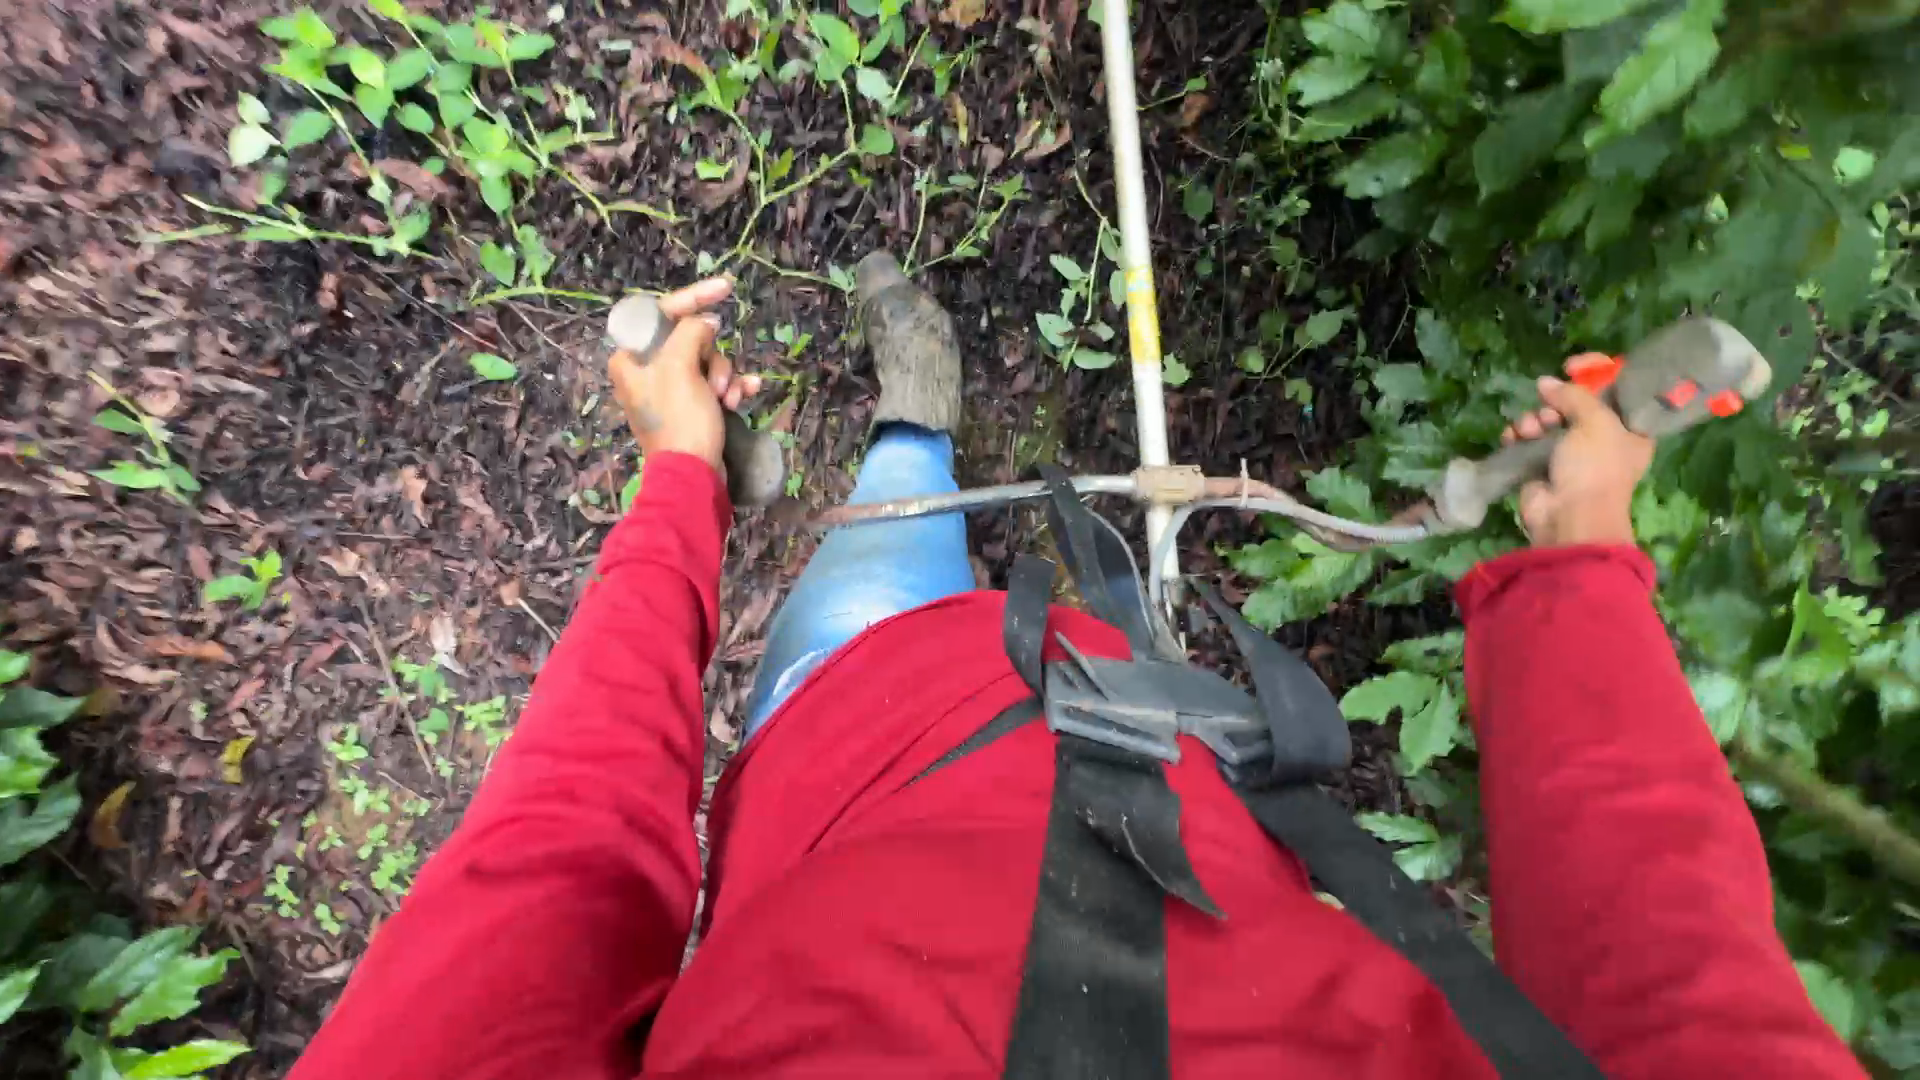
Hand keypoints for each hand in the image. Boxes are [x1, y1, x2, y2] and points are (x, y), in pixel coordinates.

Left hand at [607, 277, 762, 473]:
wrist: (692, 475)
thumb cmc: (680, 420)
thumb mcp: (680, 367)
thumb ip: (690, 332)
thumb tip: (705, 323)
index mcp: (631, 357)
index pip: (661, 311)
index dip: (694, 297)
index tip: (726, 287)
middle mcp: (648, 370)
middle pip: (690, 338)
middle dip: (713, 356)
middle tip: (716, 381)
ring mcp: (672, 390)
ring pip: (708, 361)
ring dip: (725, 376)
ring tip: (728, 399)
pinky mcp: (693, 407)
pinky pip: (717, 383)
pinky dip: (733, 387)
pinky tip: (748, 394)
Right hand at [1500, 360, 1652, 547]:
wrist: (1569, 515)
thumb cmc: (1595, 467)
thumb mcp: (1596, 423)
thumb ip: (1574, 396)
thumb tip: (1545, 382)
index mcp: (1630, 427)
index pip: (1617, 388)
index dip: (1597, 372)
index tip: (1572, 365)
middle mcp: (1601, 438)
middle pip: (1574, 404)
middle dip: (1555, 402)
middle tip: (1548, 411)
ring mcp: (1568, 453)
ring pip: (1547, 420)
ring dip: (1533, 419)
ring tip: (1528, 428)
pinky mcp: (1540, 465)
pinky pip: (1526, 440)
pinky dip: (1518, 435)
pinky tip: (1514, 437)